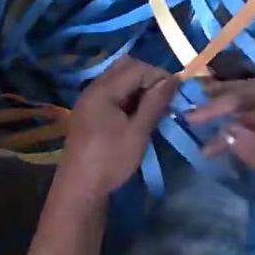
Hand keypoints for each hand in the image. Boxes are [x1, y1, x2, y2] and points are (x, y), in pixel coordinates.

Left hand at [51, 57, 178, 203]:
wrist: (80, 188)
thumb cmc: (111, 160)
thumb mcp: (138, 132)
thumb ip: (155, 102)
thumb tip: (174, 79)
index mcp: (103, 90)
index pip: (137, 68)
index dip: (159, 76)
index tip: (175, 94)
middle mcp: (93, 88)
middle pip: (125, 67)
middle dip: (148, 76)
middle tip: (163, 97)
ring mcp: (89, 99)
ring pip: (118, 78)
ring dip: (138, 86)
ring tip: (153, 107)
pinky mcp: (90, 111)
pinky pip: (112, 91)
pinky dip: (128, 95)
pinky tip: (137, 114)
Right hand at [186, 80, 254, 209]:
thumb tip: (226, 132)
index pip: (247, 110)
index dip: (217, 117)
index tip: (191, 127)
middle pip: (250, 90)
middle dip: (218, 98)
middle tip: (189, 107)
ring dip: (229, 92)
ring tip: (202, 97)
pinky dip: (242, 98)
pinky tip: (229, 104)